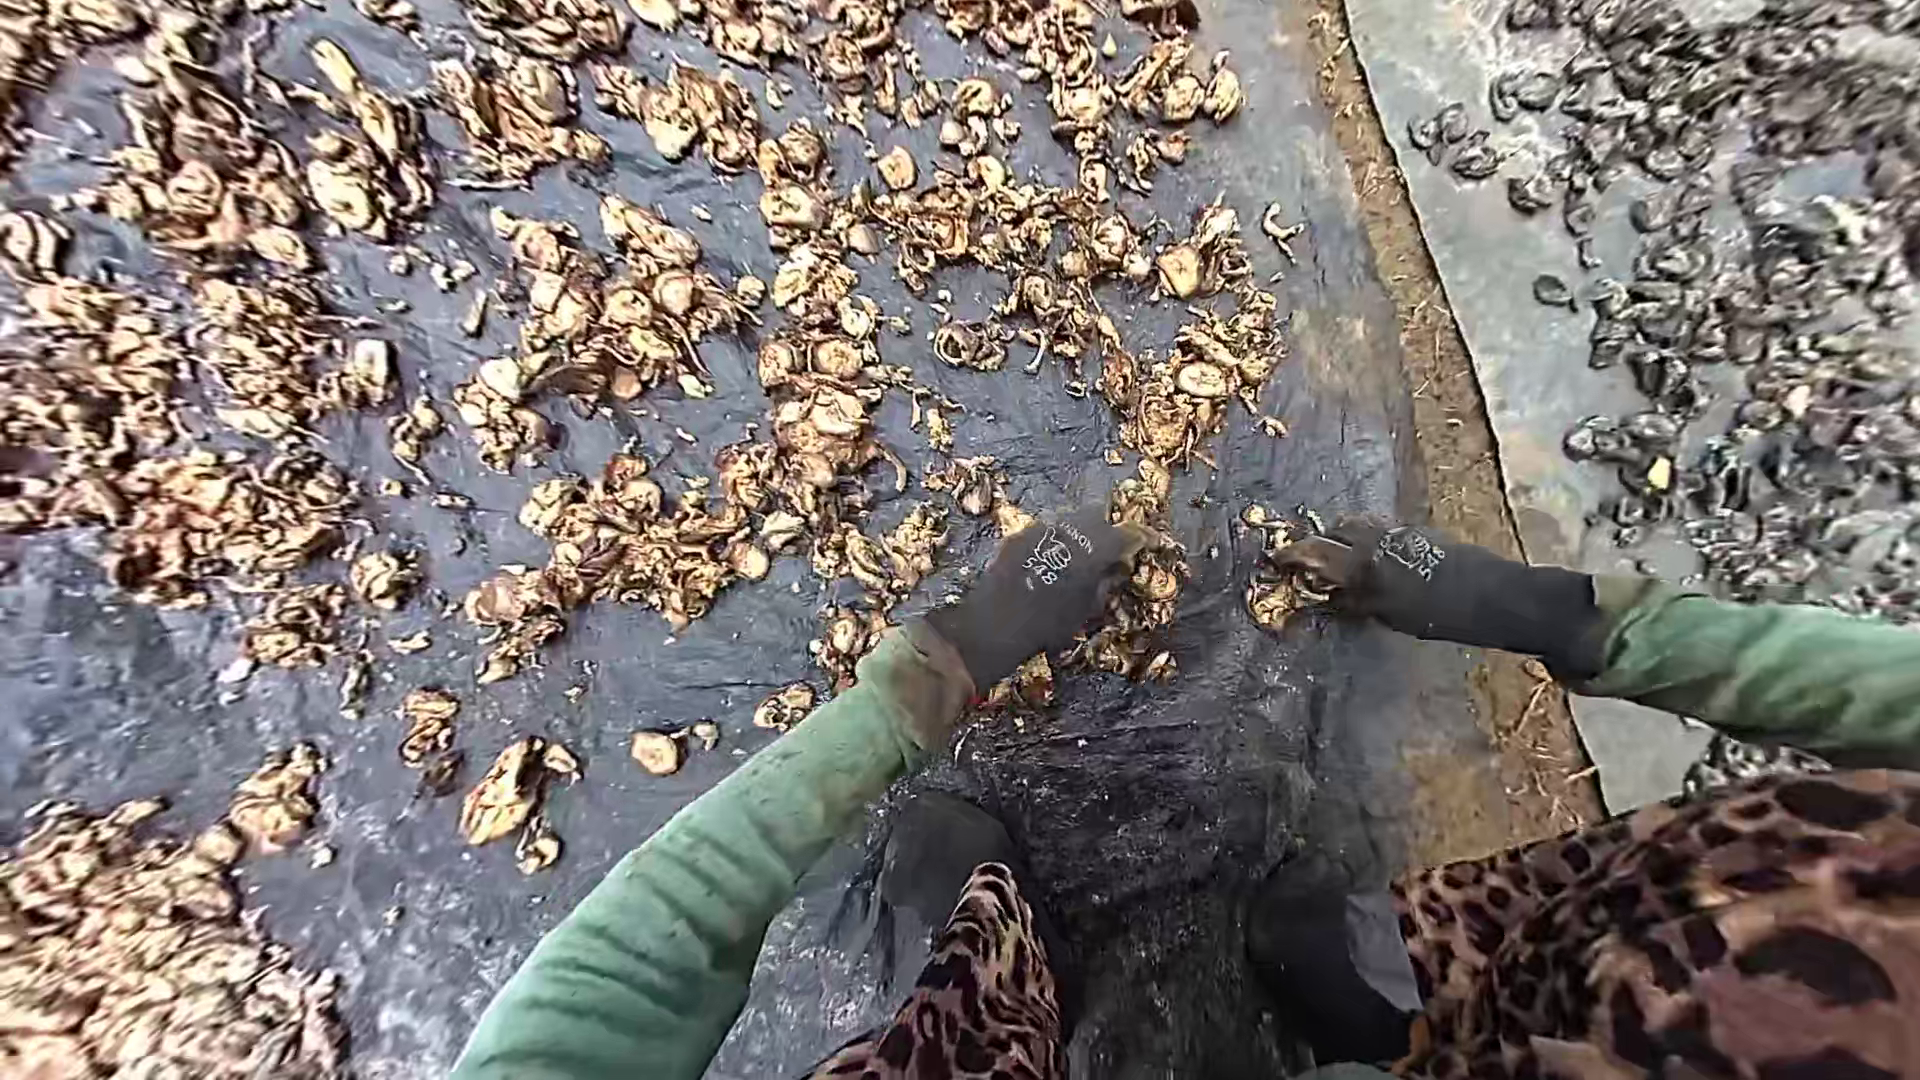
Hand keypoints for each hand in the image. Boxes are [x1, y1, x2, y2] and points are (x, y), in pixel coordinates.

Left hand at [926, 506, 1143, 687]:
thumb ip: (1104, 581)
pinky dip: (1055, 541)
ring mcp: (1040, 528)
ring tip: (1082, 553)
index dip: (1141, 537)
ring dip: (1079, 532)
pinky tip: (1053, 557)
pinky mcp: (1018, 535)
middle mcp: (1069, 528)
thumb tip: (1115, 567)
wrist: (996, 622)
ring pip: (1069, 520)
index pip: (1127, 532)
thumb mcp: (1087, 608)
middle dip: (1107, 527)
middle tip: (1113, 547)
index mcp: (1095, 546)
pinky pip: (1046, 531)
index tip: (1148, 542)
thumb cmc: (1049, 623)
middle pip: (1097, 514)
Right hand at [1273, 522, 1605, 678]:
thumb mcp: (1388, 614)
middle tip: (1317, 561)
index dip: (1291, 554)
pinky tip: (1380, 561)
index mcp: (1363, 562)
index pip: (1313, 551)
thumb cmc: (1441, 615)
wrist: (1503, 598)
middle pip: (1336, 528)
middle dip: (1322, 542)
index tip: (1275, 558)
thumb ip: (1353, 600)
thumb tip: (1327, 595)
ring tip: (1348, 559)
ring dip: (1347, 538)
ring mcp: (1400, 531)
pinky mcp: (1421, 532)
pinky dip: (1370, 541)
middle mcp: (1376, 538)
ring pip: (1360, 525)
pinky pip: (1382, 530)